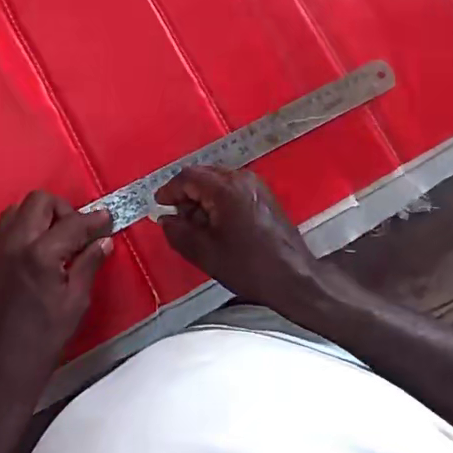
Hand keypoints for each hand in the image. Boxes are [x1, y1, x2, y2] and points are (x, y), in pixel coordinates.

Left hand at [0, 191, 113, 429]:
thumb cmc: (41, 344)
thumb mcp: (75, 304)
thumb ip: (89, 265)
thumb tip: (102, 241)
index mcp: (39, 254)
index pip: (73, 223)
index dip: (94, 220)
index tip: (106, 221)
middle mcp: (12, 243)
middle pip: (39, 201)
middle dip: (63, 211)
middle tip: (78, 233)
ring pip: (17, 210)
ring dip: (39, 217)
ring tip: (55, 242)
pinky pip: (2, 229)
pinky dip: (21, 230)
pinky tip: (33, 255)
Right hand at [155, 166, 323, 308]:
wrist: (293, 277)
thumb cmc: (248, 266)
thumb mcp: (205, 253)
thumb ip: (179, 232)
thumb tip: (166, 219)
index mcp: (226, 189)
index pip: (189, 177)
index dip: (170, 190)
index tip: (159, 205)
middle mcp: (243, 179)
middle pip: (204, 175)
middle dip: (186, 193)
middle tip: (176, 217)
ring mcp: (257, 186)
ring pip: (218, 182)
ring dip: (202, 198)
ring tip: (195, 225)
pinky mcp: (265, 196)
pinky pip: (232, 189)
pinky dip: (218, 201)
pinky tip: (215, 224)